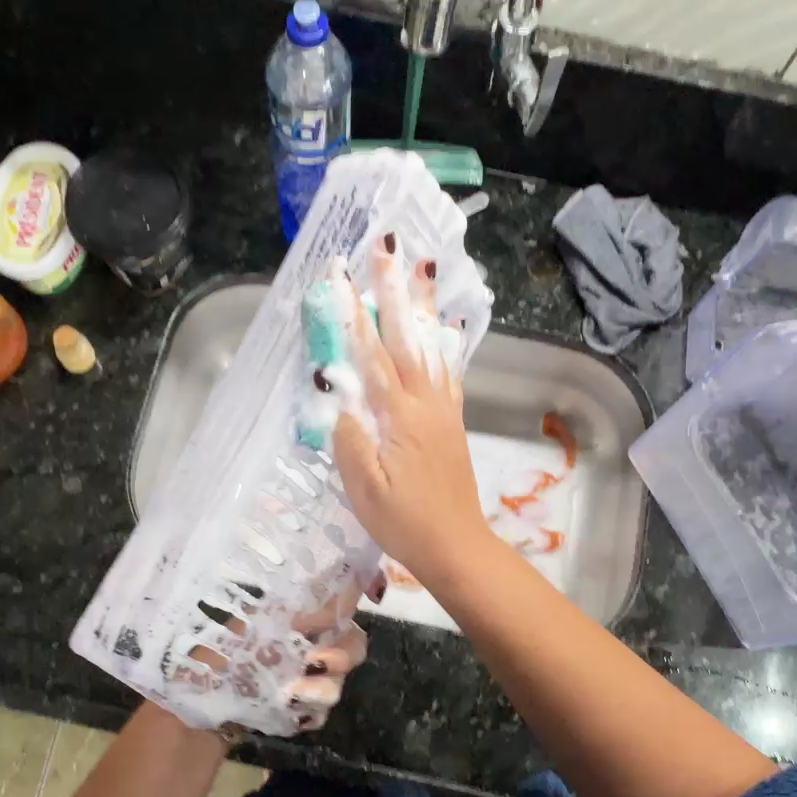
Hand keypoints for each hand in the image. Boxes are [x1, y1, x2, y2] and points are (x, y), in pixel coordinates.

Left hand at [186, 573, 376, 732]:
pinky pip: (320, 714)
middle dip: (342, 654)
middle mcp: (315, 645)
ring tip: (289, 694)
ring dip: (319, 688)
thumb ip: (279, 615)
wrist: (196, 698)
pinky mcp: (303, 711)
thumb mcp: (243, 623)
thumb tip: (306, 616)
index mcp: (302, 616)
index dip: (351, 596)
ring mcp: (312, 681)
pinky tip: (288, 710)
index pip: (341, 599)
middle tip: (314, 661)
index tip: (343, 603)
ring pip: (338, 684)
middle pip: (354, 644)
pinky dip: (307, 712)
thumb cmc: (216, 651)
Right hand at [331, 233, 493, 583]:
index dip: (356, 315)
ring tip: (421, 271)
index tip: (343, 276)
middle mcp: (426, 404)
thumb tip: (339, 400)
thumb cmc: (405, 522)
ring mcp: (444, 411)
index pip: (373, 356)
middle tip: (388, 250)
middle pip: (408, 339)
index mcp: (400, 416)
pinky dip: (445, 345)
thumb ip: (351, 440)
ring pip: (433, 348)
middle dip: (395, 293)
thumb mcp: (365, 488)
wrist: (457, 545)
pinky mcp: (452, 424)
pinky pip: (449, 373)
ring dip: (423, 308)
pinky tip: (445, 331)